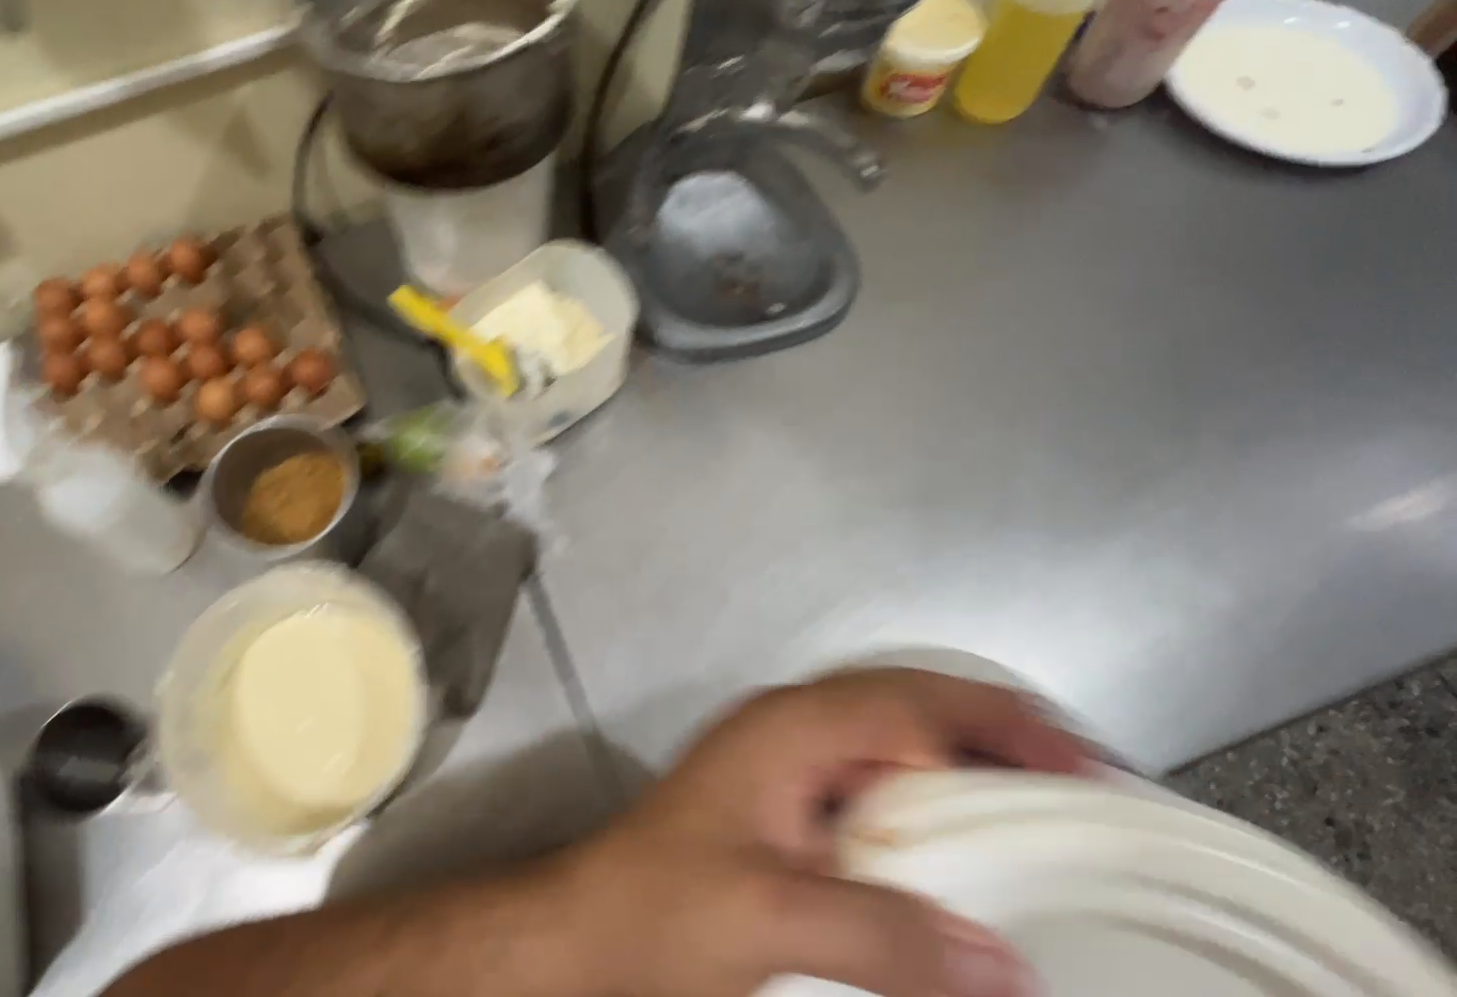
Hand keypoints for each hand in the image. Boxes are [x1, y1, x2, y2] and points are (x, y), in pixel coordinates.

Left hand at [554, 669, 1090, 996]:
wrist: (582, 934)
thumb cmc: (657, 912)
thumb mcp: (768, 920)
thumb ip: (882, 937)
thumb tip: (1009, 966)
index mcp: (788, 729)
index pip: (912, 704)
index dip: (1000, 726)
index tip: (1088, 771)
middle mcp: (788, 731)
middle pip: (907, 707)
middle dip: (992, 733)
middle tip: (1082, 784)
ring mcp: (782, 768)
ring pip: (891, 745)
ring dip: (963, 768)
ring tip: (1041, 813)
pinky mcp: (781, 810)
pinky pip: (872, 789)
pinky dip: (928, 808)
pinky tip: (962, 854)